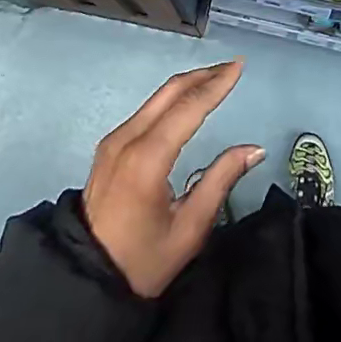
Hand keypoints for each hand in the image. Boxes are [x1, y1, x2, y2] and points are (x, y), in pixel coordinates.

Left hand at [84, 60, 263, 297]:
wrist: (87, 275)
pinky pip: (145, 111)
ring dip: (188, 85)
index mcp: (147, 158)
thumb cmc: (143, 260)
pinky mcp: (109, 145)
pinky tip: (187, 103)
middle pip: (169, 92)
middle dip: (203, 75)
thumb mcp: (190, 228)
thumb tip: (253, 149)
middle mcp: (127, 138)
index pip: (188, 107)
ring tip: (216, 80)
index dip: (216, 84)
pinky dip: (171, 99)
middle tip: (232, 67)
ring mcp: (114, 139)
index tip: (238, 67)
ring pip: (156, 98)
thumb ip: (221, 181)